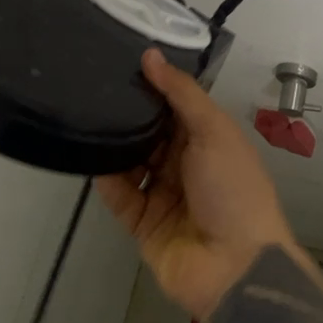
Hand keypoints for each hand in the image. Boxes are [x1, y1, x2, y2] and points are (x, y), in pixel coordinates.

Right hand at [97, 49, 298, 318]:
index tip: (124, 61)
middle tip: (97, 85)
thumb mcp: (214, 130)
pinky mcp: (144, 224)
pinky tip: (90, 155)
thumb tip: (151, 55)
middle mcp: (187, 164)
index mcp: (210, 139)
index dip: (155, 85)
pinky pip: (120, 196)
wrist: (235, 267)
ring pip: (132, 162)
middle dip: (130, 113)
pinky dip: (106, 179)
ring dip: (115, 144)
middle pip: (152, 132)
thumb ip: (180, 93)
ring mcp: (165, 195)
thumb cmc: (233, 188)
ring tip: (86, 115)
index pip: (177, 105)